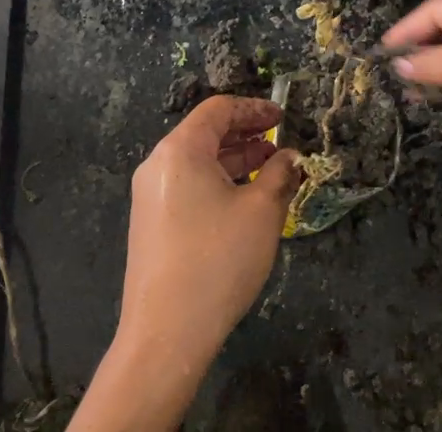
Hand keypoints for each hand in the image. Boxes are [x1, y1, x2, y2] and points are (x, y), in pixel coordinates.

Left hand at [118, 95, 301, 360]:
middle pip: (205, 133)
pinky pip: (189, 185)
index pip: (218, 109)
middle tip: (281, 144)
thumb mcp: (262, 212)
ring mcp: (150, 195)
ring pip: (198, 162)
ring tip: (271, 173)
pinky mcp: (151, 223)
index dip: (254, 108)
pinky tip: (245, 201)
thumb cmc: (218, 260)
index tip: (283, 116)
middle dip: (246, 135)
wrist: (166, 333)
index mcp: (180, 150)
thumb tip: (290, 157)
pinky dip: (218, 182)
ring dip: (235, 161)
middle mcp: (159, 164)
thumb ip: (280, 174)